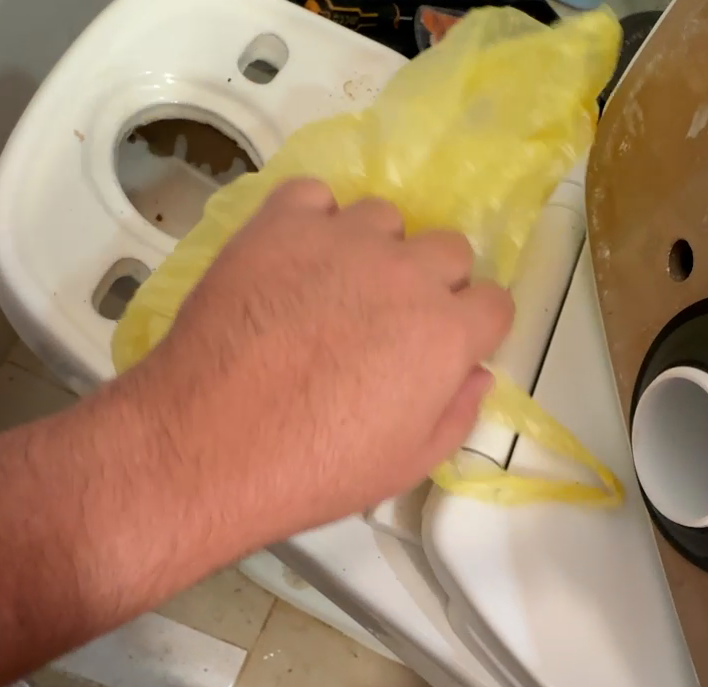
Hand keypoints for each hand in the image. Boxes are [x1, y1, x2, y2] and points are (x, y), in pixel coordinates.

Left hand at [116, 179, 512, 547]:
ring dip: (377, 250)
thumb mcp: (408, 465)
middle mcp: (405, 274)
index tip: (449, 348)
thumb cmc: (316, 469)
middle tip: (392, 324)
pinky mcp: (279, 224)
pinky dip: (316, 221)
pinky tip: (297, 261)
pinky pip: (316, 197)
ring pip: (386, 218)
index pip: (495, 303)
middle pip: (450, 251)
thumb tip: (474, 374)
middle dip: (435, 285)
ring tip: (338, 290)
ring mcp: (341, 240)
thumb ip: (456, 413)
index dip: (475, 329)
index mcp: (444, 334)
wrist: (212, 444)